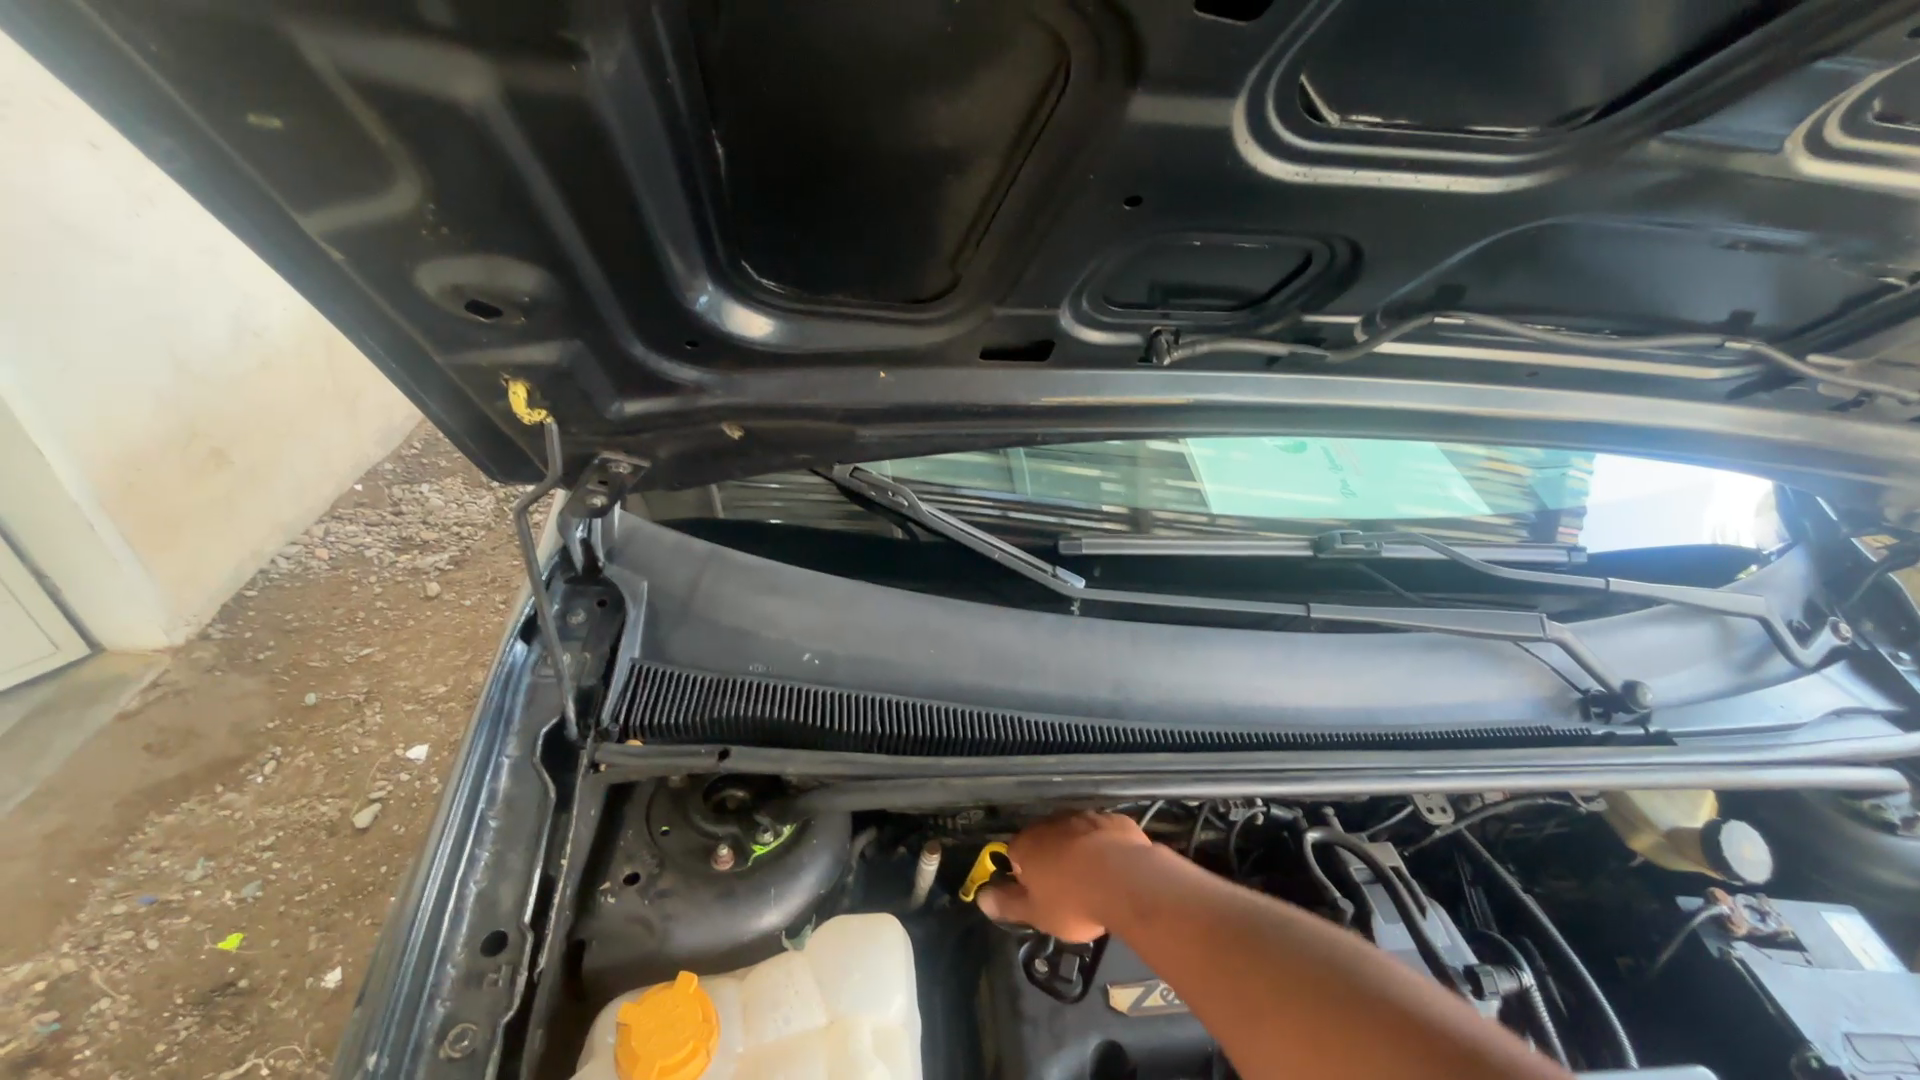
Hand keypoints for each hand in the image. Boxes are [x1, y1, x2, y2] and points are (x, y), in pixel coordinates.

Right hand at [975, 811, 1155, 942]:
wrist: (1128, 882)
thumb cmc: (1073, 901)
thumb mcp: (1035, 913)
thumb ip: (1007, 904)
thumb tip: (981, 898)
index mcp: (1028, 844)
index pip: (1014, 853)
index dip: (1023, 875)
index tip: (1036, 894)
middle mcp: (1054, 823)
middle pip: (1046, 840)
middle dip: (1052, 859)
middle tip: (1064, 890)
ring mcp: (1087, 817)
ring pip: (1076, 834)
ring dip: (1079, 850)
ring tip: (1093, 879)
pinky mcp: (1116, 821)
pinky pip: (1105, 834)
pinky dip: (1106, 846)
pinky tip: (1116, 867)